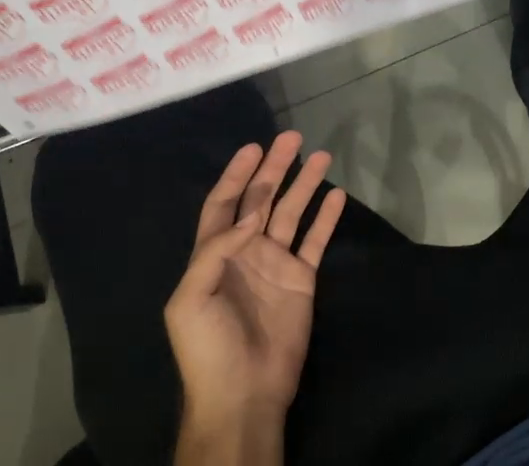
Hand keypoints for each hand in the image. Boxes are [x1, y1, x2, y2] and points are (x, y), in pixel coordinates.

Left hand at [165, 132, 348, 425]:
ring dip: (305, 185)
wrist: (243, 391)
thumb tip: (250, 217)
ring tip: (323, 156)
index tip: (253, 147)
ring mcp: (276, 264)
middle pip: (261, 200)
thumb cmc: (207, 347)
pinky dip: (326, 218)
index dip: (236, 176)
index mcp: (213, 256)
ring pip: (292, 213)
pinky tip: (337, 196)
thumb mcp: (190, 301)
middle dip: (275, 168)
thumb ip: (215, 253)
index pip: (224, 206)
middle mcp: (246, 253)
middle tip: (292, 138)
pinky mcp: (302, 279)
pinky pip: (316, 240)